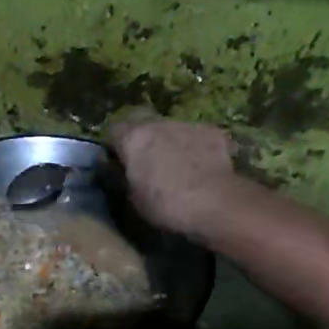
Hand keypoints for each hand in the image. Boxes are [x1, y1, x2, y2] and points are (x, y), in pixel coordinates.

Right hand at [106, 118, 246, 237]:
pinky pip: (196, 137)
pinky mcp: (214, 132)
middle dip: (143, 140)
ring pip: (171, 130)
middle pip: (144, 124)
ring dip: (170, 143)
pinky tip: (200, 168)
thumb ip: (121, 177)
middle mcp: (159, 123)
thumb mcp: (132, 198)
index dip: (115, 147)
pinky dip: (195, 148)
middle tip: (147, 164)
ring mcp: (188, 124)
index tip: (119, 162)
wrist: (214, 203)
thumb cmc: (164, 205)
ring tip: (178, 168)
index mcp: (133, 139)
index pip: (114, 131)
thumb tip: (115, 168)